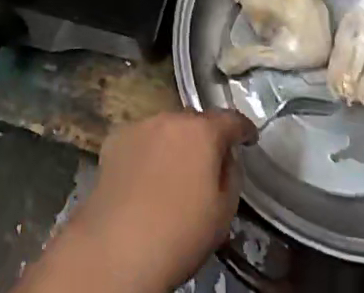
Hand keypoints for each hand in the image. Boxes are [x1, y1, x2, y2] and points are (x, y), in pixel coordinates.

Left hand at [15, 110, 256, 292]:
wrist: (117, 246)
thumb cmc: (180, 233)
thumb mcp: (224, 212)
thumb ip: (231, 174)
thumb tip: (225, 157)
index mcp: (203, 132)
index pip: (232, 119)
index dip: (243, 129)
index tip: (248, 138)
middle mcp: (171, 118)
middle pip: (196, 122)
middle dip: (205, 139)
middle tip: (206, 167)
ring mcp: (140, 126)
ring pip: (166, 128)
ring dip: (174, 143)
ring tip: (171, 174)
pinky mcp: (114, 139)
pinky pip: (141, 140)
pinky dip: (147, 152)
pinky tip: (143, 178)